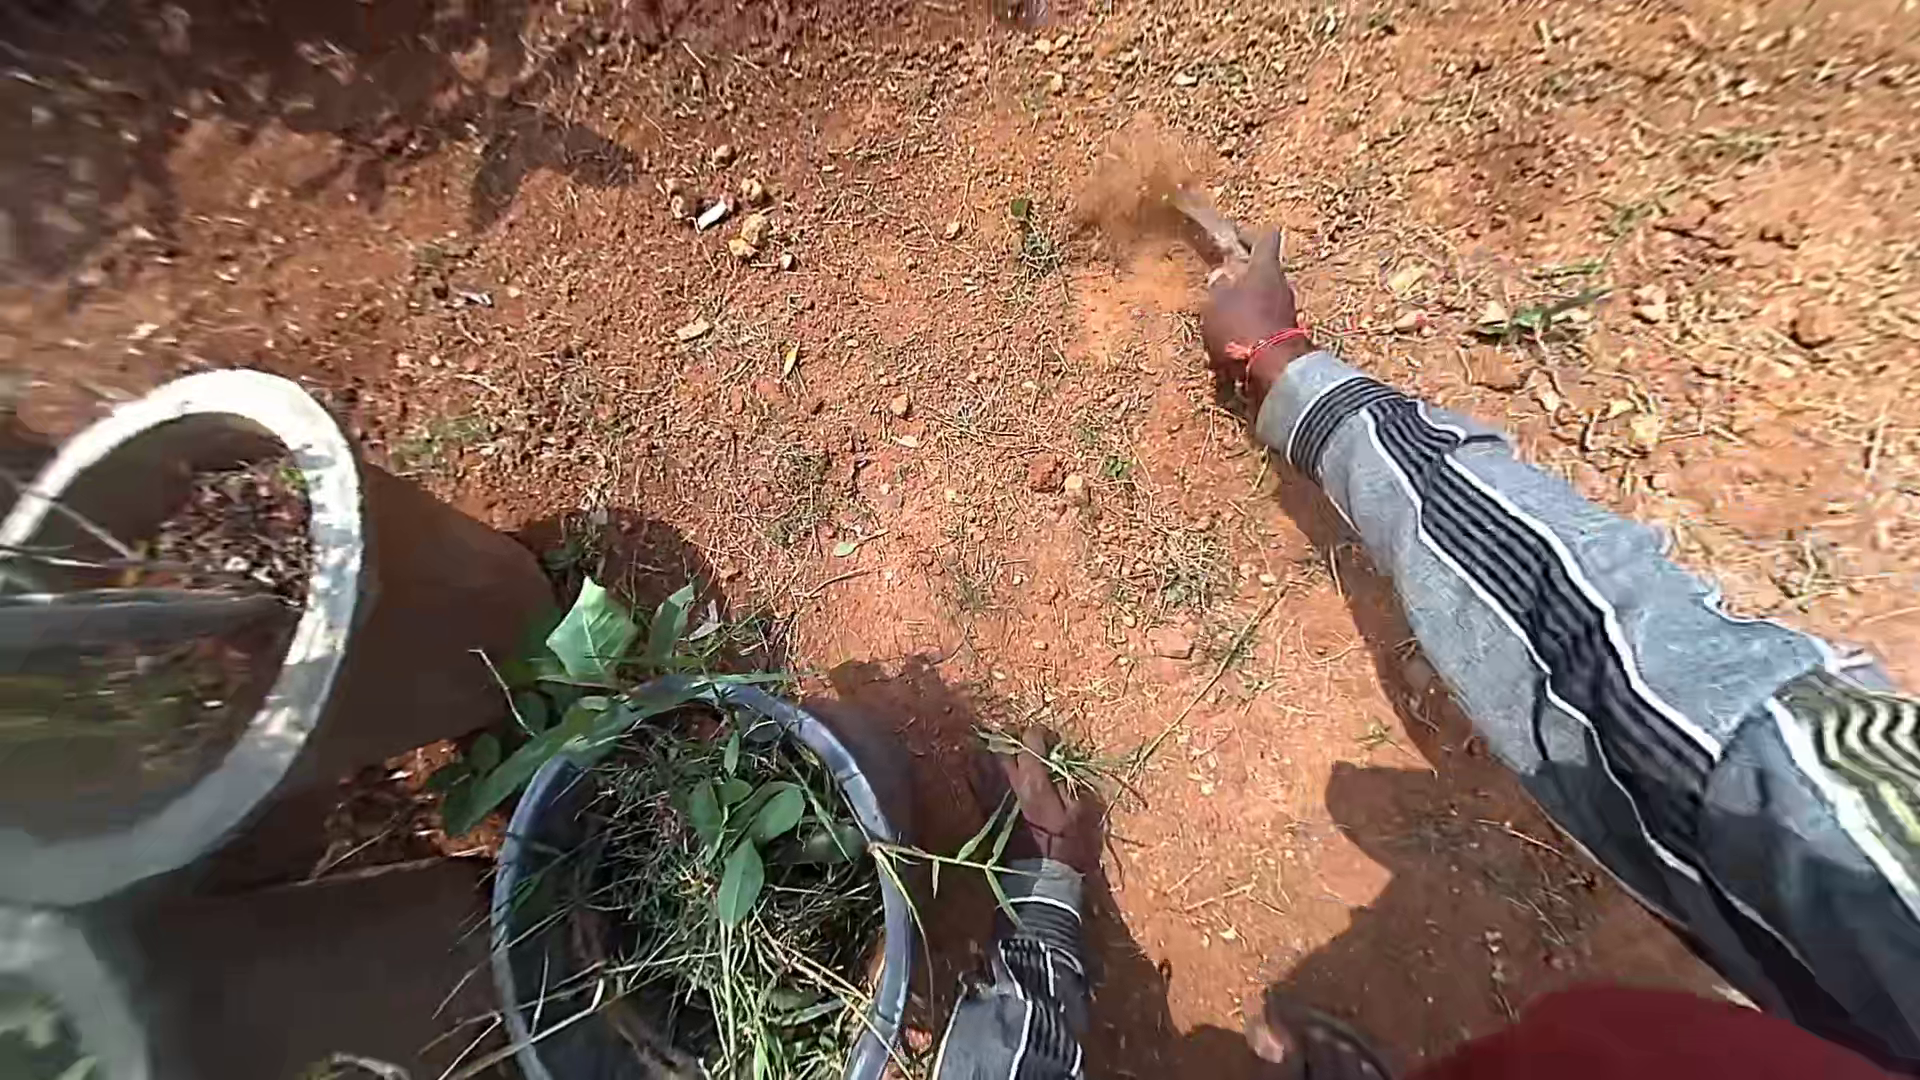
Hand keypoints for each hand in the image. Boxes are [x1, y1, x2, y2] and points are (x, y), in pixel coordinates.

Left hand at [971, 728, 1103, 874]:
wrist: (1042, 877)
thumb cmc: (1065, 844)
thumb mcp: (1079, 811)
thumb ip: (1068, 782)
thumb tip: (1059, 765)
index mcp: (1034, 779)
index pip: (1030, 738)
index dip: (1041, 734)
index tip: (1049, 740)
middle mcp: (1011, 782)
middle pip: (1003, 743)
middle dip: (1014, 736)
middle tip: (1026, 741)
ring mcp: (997, 794)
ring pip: (989, 759)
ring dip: (999, 751)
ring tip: (1010, 752)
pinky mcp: (989, 807)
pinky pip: (980, 780)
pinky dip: (984, 770)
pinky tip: (994, 771)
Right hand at [1202, 230, 1314, 403]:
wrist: (1271, 365)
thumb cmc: (1240, 326)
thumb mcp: (1216, 304)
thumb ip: (1217, 287)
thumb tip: (1219, 275)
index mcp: (1265, 269)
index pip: (1264, 238)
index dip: (1248, 236)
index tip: (1233, 239)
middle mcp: (1281, 285)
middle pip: (1261, 273)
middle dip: (1240, 281)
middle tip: (1218, 290)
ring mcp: (1285, 310)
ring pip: (1259, 302)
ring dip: (1241, 310)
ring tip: (1218, 327)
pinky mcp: (1284, 334)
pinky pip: (1260, 327)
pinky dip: (1245, 333)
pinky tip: (1228, 349)